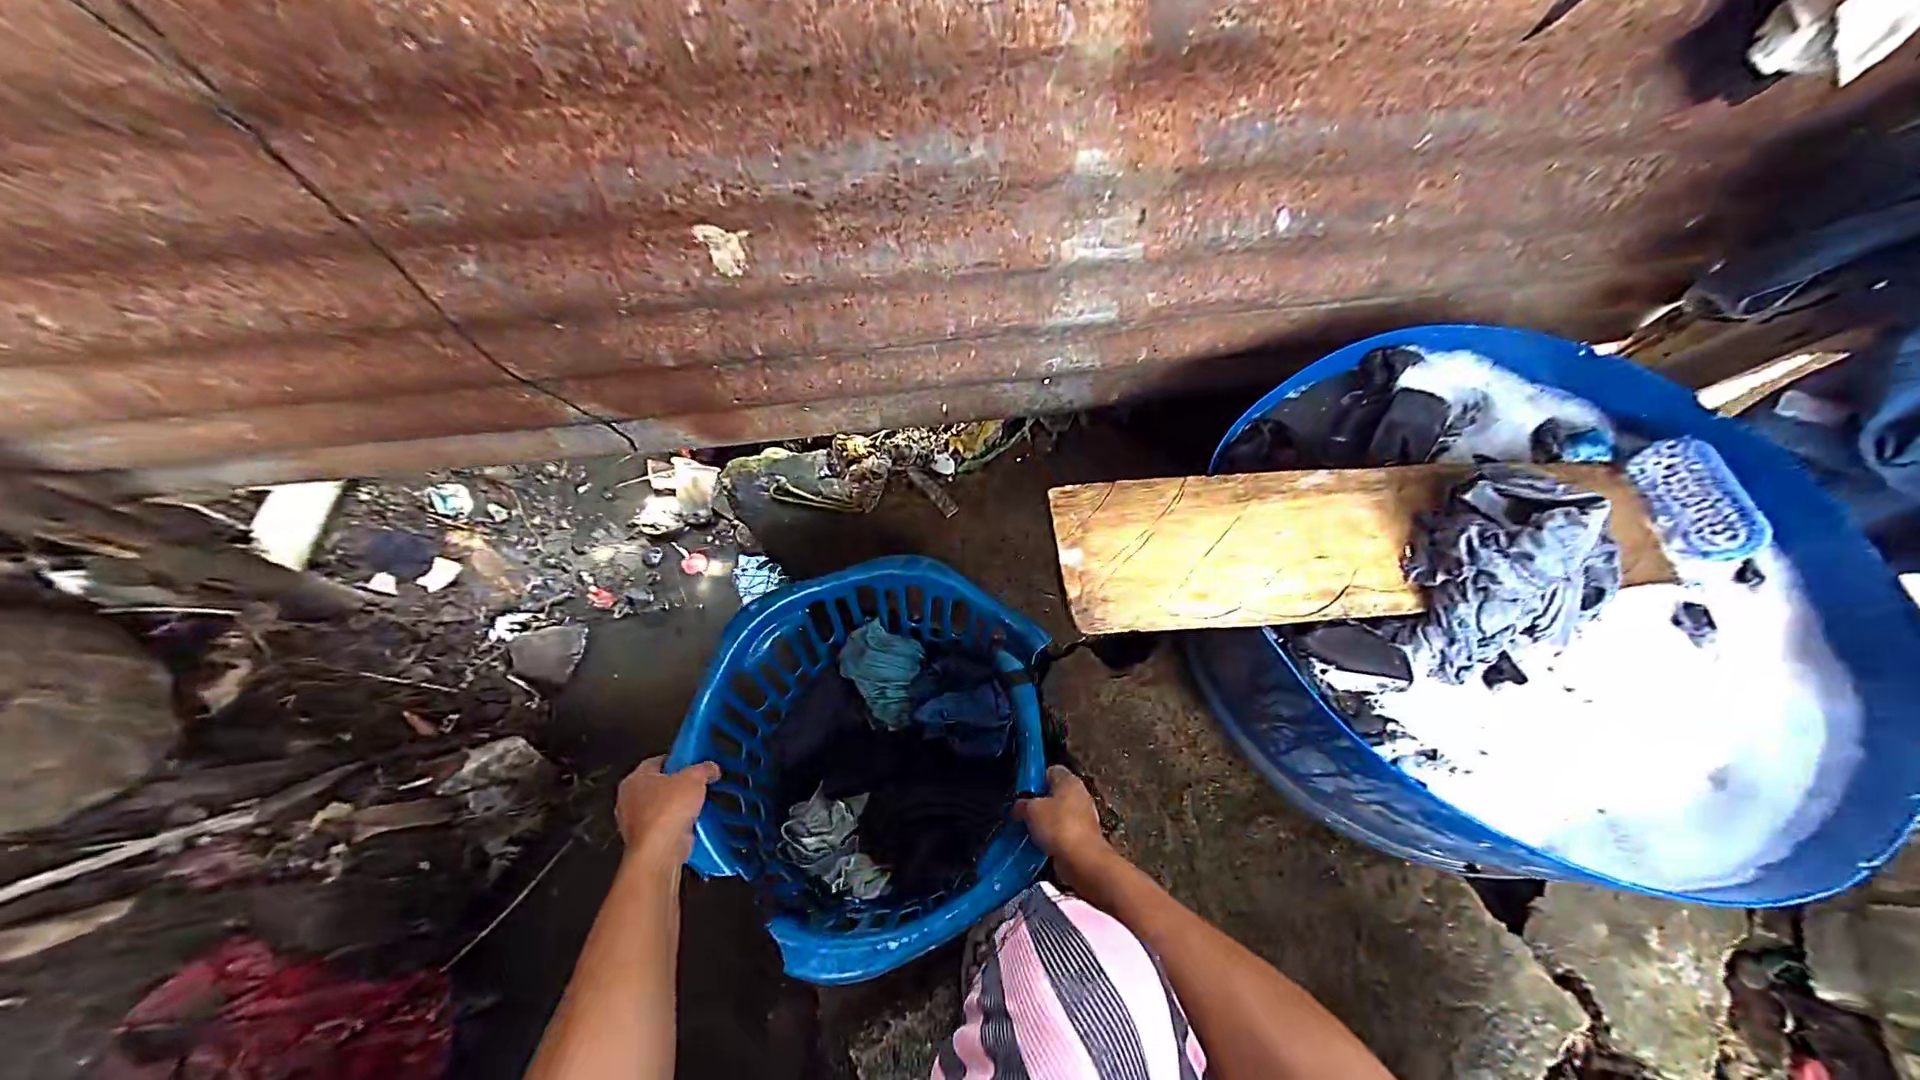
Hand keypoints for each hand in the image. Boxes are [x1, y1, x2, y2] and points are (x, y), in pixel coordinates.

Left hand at [616, 756, 719, 868]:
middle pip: (658, 785)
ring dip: (678, 807)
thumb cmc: (669, 809)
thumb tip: (712, 768)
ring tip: (700, 803)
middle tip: (698, 782)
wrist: (661, 851)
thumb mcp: (694, 778)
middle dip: (678, 785)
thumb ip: (704, 768)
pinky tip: (694, 822)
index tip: (693, 762)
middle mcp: (628, 800)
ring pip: (661, 808)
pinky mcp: (645, 842)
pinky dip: (677, 825)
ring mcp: (634, 824)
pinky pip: (664, 827)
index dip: (676, 760)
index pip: (656, 762)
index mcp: (634, 779)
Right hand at [1014, 766, 1109, 868]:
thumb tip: (1019, 807)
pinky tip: (1041, 845)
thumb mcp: (1031, 811)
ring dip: (1045, 822)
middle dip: (1039, 803)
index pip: (1050, 770)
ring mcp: (1084, 816)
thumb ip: (1022, 805)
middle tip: (1024, 813)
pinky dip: (1053, 837)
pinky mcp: (1084, 836)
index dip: (1036, 779)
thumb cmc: (1057, 826)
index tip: (1024, 792)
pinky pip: (1063, 831)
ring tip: (1029, 831)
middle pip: (1054, 793)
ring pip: (1058, 814)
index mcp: (1069, 780)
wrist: (1083, 860)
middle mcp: (1079, 794)